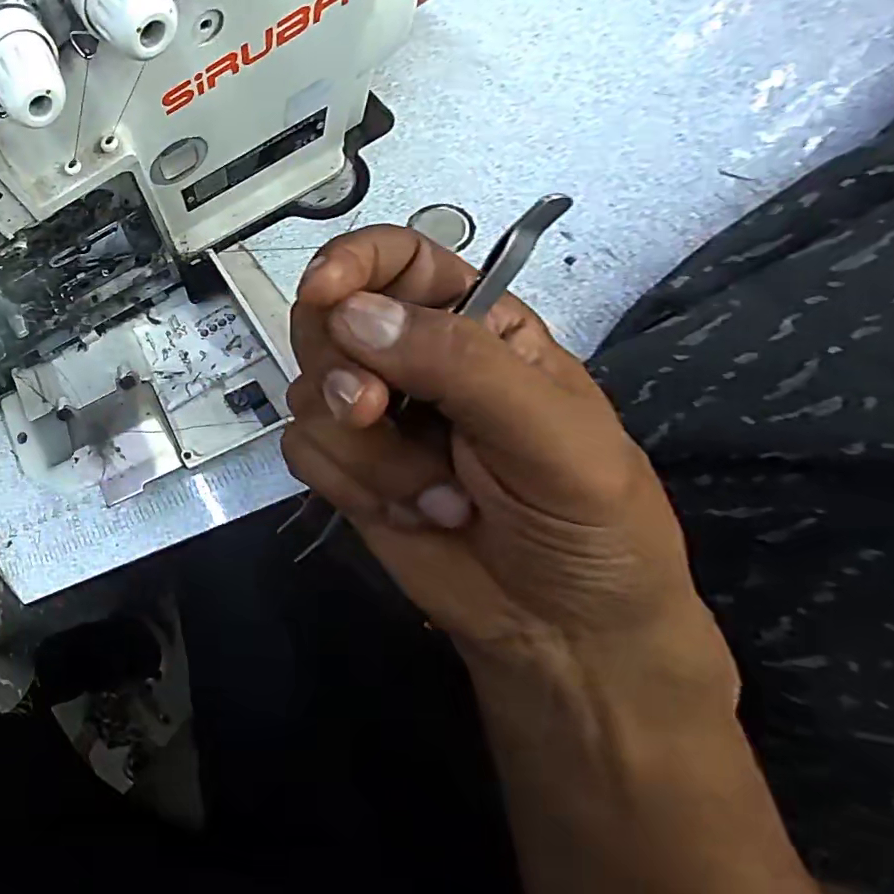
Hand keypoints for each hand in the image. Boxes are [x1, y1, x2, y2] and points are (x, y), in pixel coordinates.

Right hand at [284, 226, 725, 682]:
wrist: (561, 632)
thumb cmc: (589, 522)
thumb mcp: (553, 435)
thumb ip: (460, 364)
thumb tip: (351, 314)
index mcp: (475, 323)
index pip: (397, 260)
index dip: (352, 262)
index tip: (324, 292)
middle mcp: (413, 359)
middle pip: (329, 321)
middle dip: (343, 371)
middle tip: (376, 413)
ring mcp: (374, 416)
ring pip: (309, 393)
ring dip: (369, 455)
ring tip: (439, 497)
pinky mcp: (346, 468)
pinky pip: (303, 449)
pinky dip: (350, 486)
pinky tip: (409, 513)